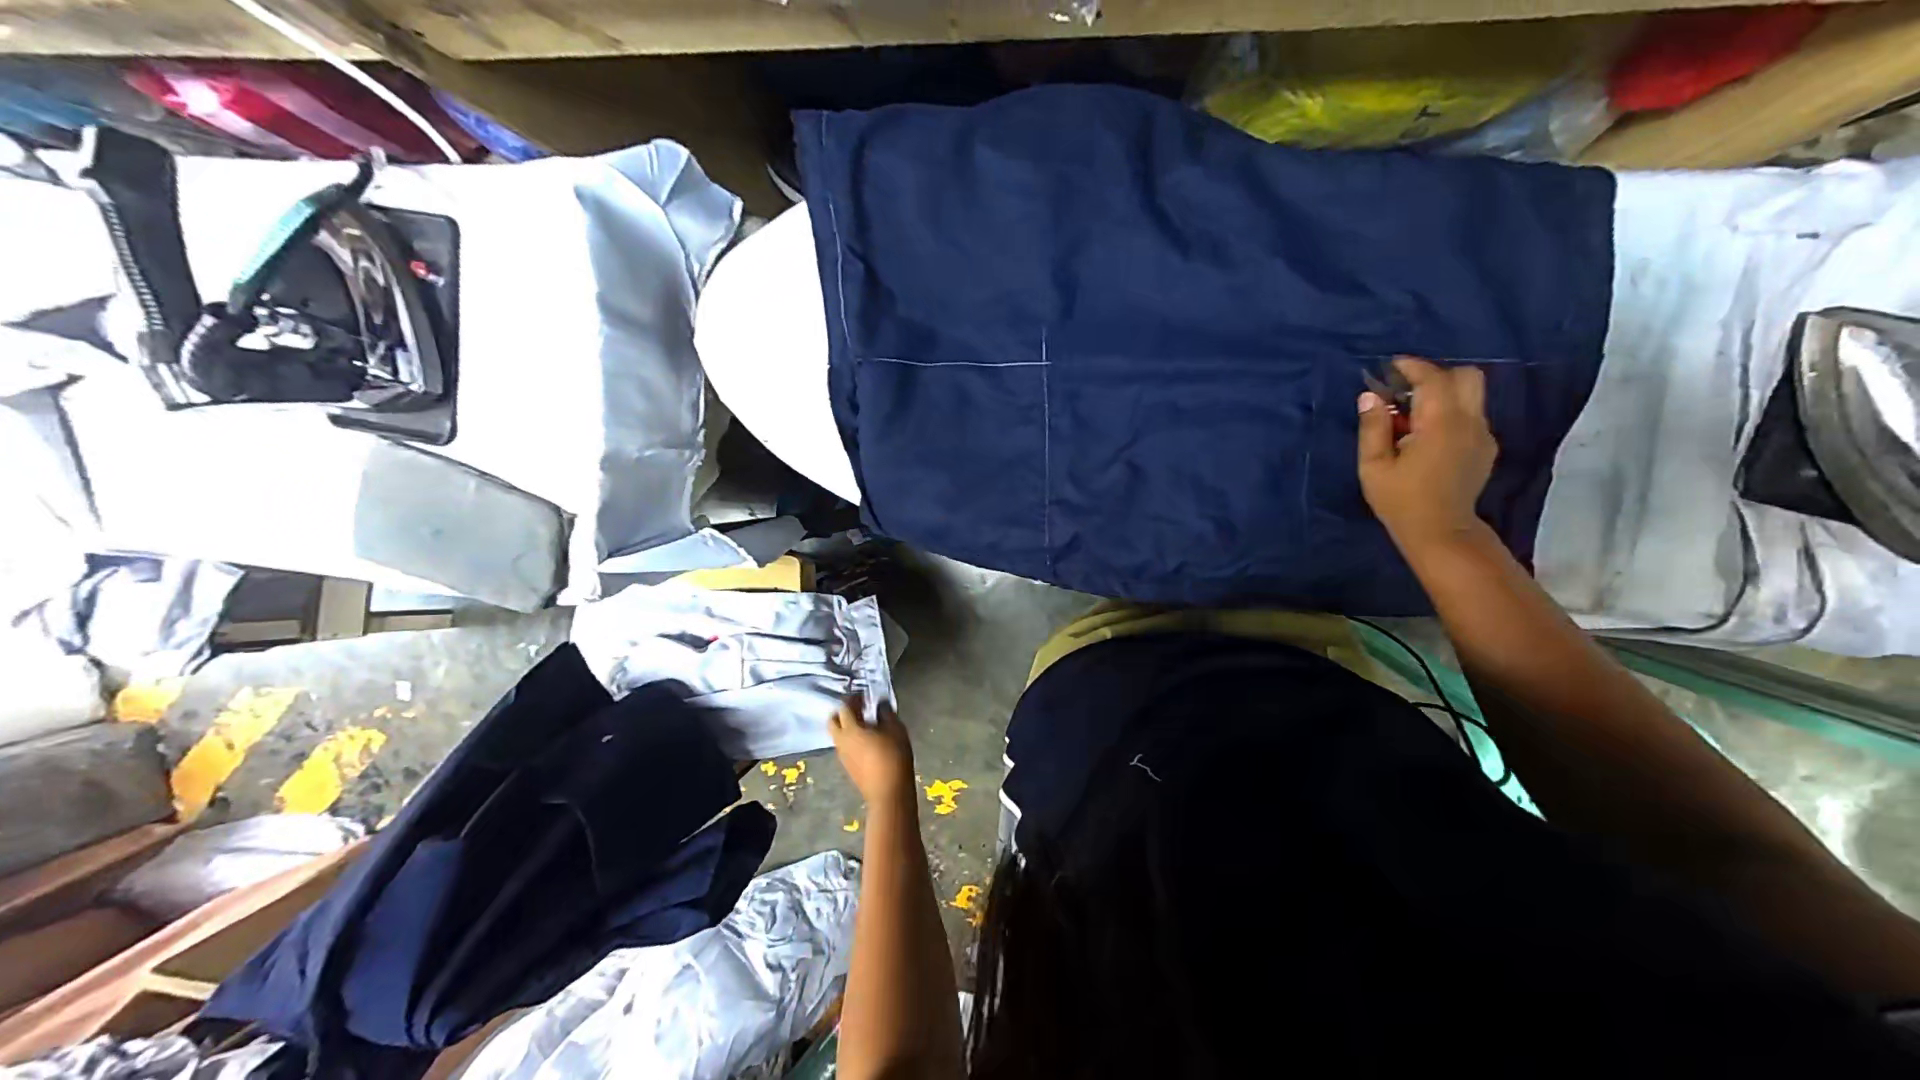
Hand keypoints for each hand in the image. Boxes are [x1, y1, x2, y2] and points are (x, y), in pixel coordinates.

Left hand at [830, 696, 915, 804]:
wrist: (889, 793)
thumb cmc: (893, 757)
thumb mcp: (896, 730)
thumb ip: (886, 713)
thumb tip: (880, 704)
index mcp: (850, 730)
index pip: (844, 707)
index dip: (853, 698)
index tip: (864, 695)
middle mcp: (841, 742)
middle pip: (833, 721)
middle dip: (843, 712)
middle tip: (860, 708)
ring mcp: (843, 756)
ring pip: (837, 735)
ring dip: (847, 726)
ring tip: (865, 724)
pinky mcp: (848, 767)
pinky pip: (844, 747)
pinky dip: (851, 739)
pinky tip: (867, 741)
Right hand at [1356, 356, 1498, 553]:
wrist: (1441, 532)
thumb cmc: (1400, 500)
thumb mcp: (1373, 466)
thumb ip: (1373, 428)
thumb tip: (1370, 397)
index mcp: (1441, 424)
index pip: (1434, 379)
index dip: (1412, 367)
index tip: (1391, 366)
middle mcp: (1470, 422)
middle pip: (1466, 376)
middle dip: (1436, 375)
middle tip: (1406, 390)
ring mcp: (1483, 435)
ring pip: (1471, 395)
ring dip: (1443, 394)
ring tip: (1412, 416)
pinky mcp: (1486, 448)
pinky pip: (1471, 415)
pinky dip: (1450, 412)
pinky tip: (1426, 436)